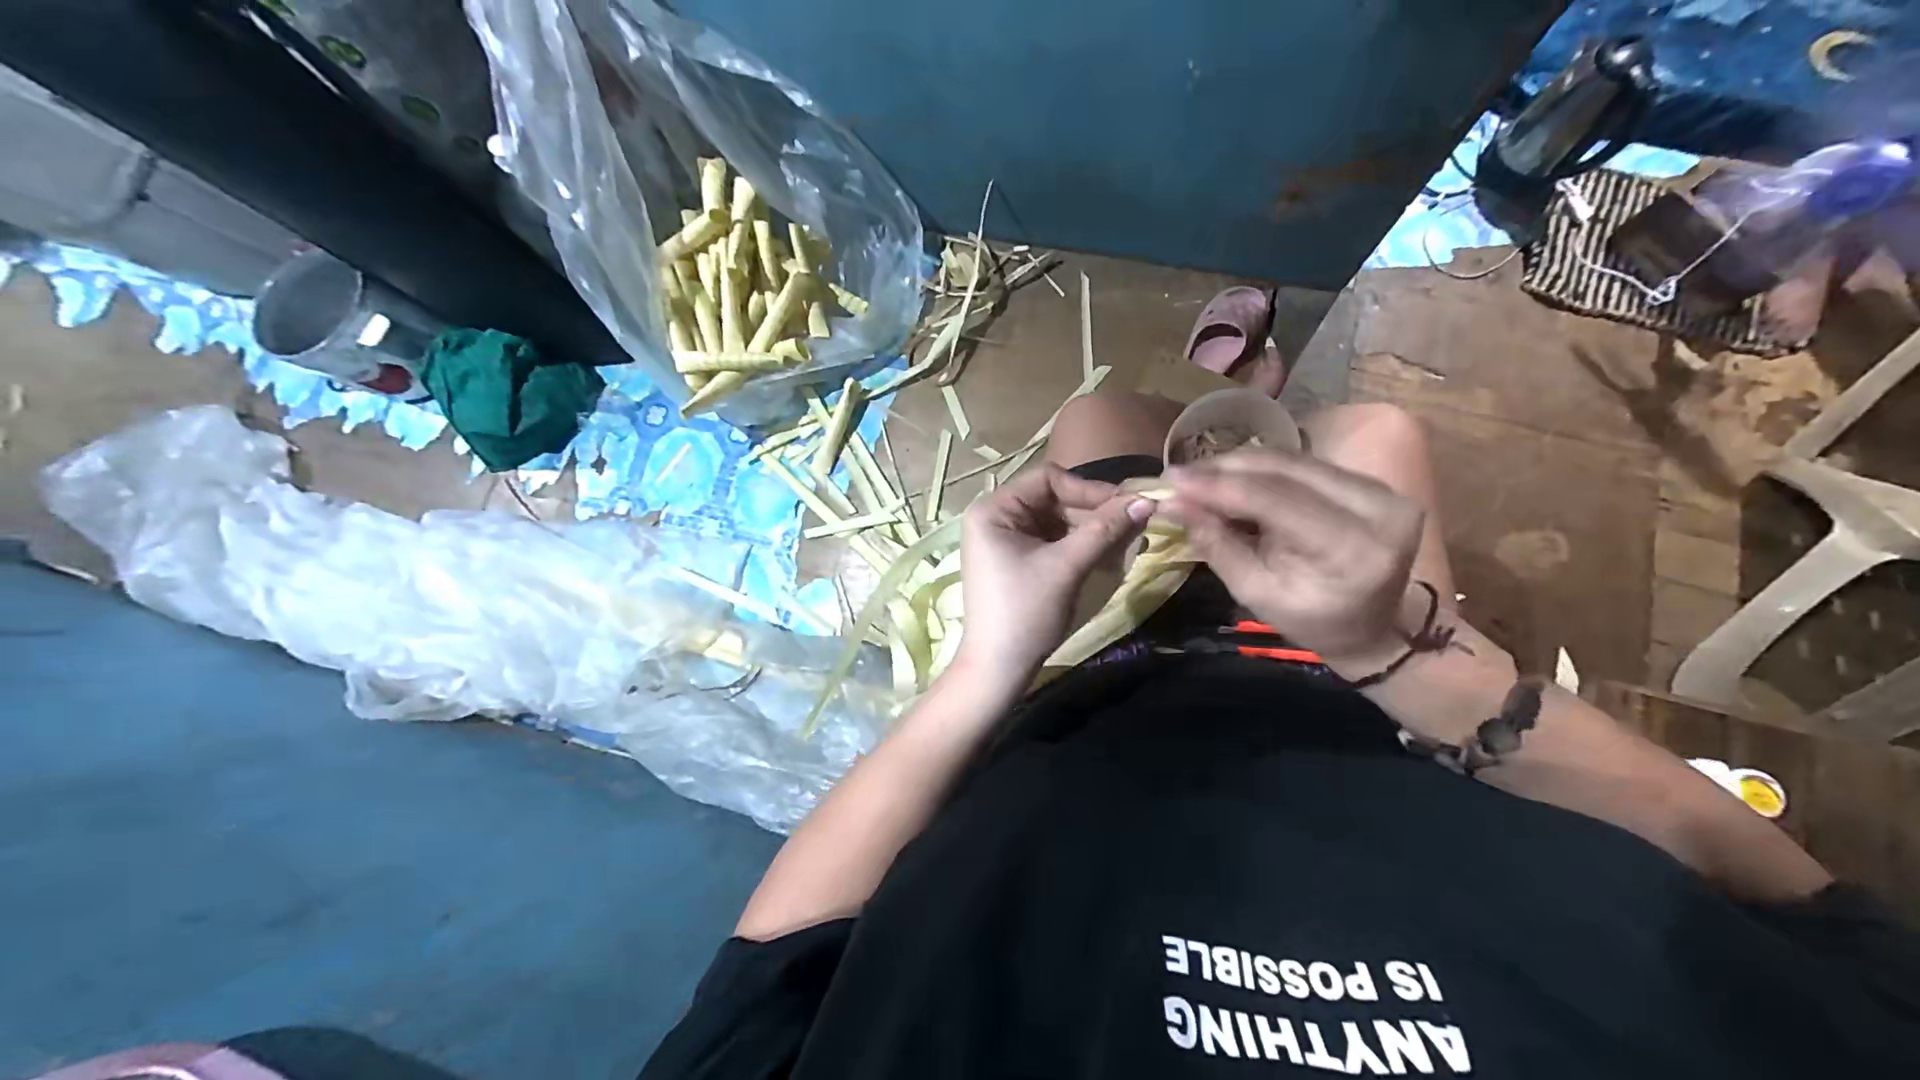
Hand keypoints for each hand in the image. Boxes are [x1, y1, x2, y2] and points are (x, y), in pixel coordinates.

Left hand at [958, 464, 1154, 681]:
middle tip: (1135, 525)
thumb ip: (1106, 529)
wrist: (998, 668)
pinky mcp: (1016, 561)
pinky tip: (1106, 555)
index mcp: (994, 510)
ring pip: (1056, 522)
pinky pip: (1052, 542)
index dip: (1089, 489)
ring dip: (1091, 530)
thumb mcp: (1068, 566)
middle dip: (1094, 512)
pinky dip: (1079, 546)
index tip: (1126, 505)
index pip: (1048, 480)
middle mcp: (995, 518)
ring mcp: (1004, 541)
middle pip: (1053, 500)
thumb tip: (1147, 500)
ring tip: (1127, 542)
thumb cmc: (1027, 612)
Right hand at [1162, 449, 1424, 660]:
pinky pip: (1304, 464)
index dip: (1218, 486)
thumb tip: (1173, 504)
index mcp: (1352, 547)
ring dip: (1238, 464)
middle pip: (1285, 469)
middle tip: (1177, 475)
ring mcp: (1379, 488)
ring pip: (1292, 460)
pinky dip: (1261, 469)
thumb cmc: (1310, 620)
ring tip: (1197, 475)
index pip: (1274, 499)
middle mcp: (1376, 506)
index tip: (1172, 481)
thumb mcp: (1254, 592)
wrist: (1372, 625)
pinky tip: (1229, 476)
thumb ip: (1217, 544)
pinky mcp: (1370, 481)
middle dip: (1224, 469)